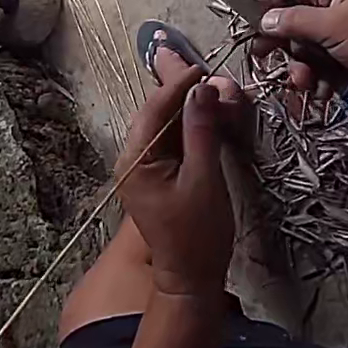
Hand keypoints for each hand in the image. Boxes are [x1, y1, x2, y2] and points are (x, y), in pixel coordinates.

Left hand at [116, 68, 236, 298]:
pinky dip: (190, 129)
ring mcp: (144, 168)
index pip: (154, 110)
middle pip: (157, 115)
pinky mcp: (158, 175)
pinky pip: (172, 142)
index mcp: (135, 161)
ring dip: (189, 110)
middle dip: (185, 95)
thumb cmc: (198, 233)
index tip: (203, 69)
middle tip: (213, 79)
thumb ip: (202, 131)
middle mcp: (133, 160)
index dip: (178, 86)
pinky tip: (209, 118)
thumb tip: (203, 89)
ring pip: (166, 126)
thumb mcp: (204, 178)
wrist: (192, 278)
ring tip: (215, 94)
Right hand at [253, 0, 347, 112]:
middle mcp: (338, 13)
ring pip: (306, 53)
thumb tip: (265, 18)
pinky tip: (319, 91)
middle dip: (283, 45)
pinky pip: (321, 71)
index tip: (249, 22)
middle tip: (262, 56)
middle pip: (296, 26)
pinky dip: (316, 82)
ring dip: (300, 69)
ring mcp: (344, 40)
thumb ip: (296, 21)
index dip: (269, 6)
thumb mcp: (335, 24)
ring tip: (303, 81)